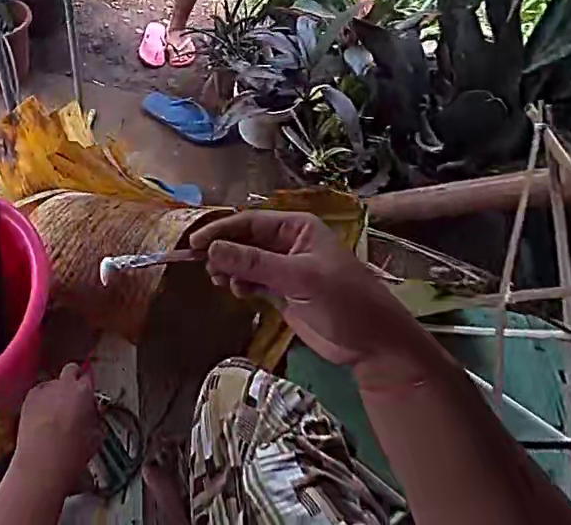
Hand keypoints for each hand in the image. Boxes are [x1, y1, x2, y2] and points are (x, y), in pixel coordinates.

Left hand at [13, 363, 101, 486]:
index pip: (89, 378)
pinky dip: (41, 400)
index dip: (88, 389)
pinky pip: (39, 392)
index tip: (87, 399)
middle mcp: (65, 384)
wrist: (42, 465)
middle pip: (71, 370)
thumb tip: (94, 416)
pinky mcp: (30, 397)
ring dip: (56, 392)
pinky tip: (41, 418)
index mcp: (84, 392)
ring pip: (53, 382)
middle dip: (73, 380)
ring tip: (54, 415)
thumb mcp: (95, 438)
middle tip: (73, 400)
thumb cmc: (71, 455)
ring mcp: (45, 388)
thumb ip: (96, 419)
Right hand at [190, 211, 431, 373]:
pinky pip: (252, 280)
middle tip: (203, 266)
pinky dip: (240, 284)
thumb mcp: (299, 278)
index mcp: (296, 227)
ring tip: (219, 281)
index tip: (195, 243)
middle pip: (244, 240)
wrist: (375, 347)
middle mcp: (287, 243)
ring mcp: (284, 268)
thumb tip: (212, 250)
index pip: (249, 222)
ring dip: (229, 269)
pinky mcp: (282, 292)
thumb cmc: (345, 301)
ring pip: (245, 261)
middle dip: (223, 250)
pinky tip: (236, 291)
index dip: (221, 231)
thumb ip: (255, 263)